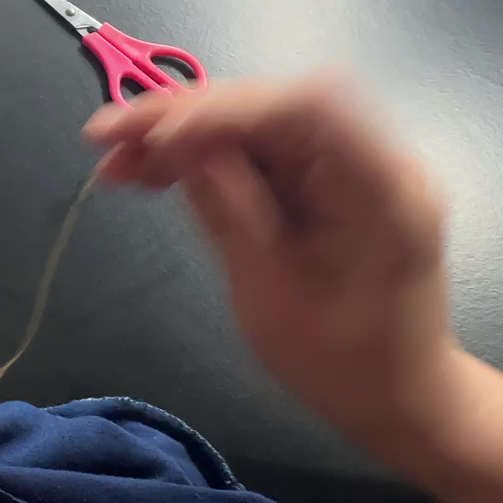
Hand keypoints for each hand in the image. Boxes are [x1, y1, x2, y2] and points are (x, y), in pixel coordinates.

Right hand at [84, 75, 468, 461]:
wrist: (396, 399)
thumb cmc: (345, 365)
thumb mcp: (276, 297)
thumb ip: (230, 214)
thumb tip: (179, 148)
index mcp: (382, 189)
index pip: (305, 108)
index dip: (224, 110)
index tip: (155, 140)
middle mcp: (364, 157)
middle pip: (264, 103)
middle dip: (179, 115)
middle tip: (105, 138)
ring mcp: (335, 163)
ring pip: (242, 119)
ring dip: (172, 133)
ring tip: (112, 161)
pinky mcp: (308, 176)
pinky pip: (242, 146)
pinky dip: (188, 154)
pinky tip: (145, 171)